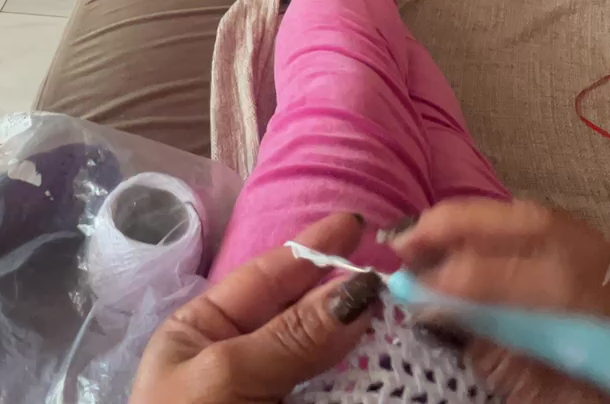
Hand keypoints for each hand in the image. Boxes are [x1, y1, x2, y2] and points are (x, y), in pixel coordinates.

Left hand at [131, 213, 382, 403]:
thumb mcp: (224, 379)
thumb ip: (289, 339)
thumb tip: (355, 289)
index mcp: (205, 331)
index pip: (267, 278)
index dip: (311, 249)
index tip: (356, 223)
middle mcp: (240, 360)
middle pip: (302, 318)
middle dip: (345, 295)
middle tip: (395, 268)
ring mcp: (271, 400)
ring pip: (326, 364)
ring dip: (365, 346)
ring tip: (405, 319)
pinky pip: (334, 399)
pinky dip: (363, 389)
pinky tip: (391, 373)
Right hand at [392, 200, 609, 403]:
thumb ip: (522, 371)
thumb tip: (443, 316)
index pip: (562, 281)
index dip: (484, 279)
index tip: (421, 288)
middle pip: (549, 227)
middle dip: (467, 226)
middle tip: (405, 241)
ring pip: (547, 221)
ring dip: (475, 225)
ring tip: (422, 240)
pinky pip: (553, 237)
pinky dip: (500, 236)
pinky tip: (464, 247)